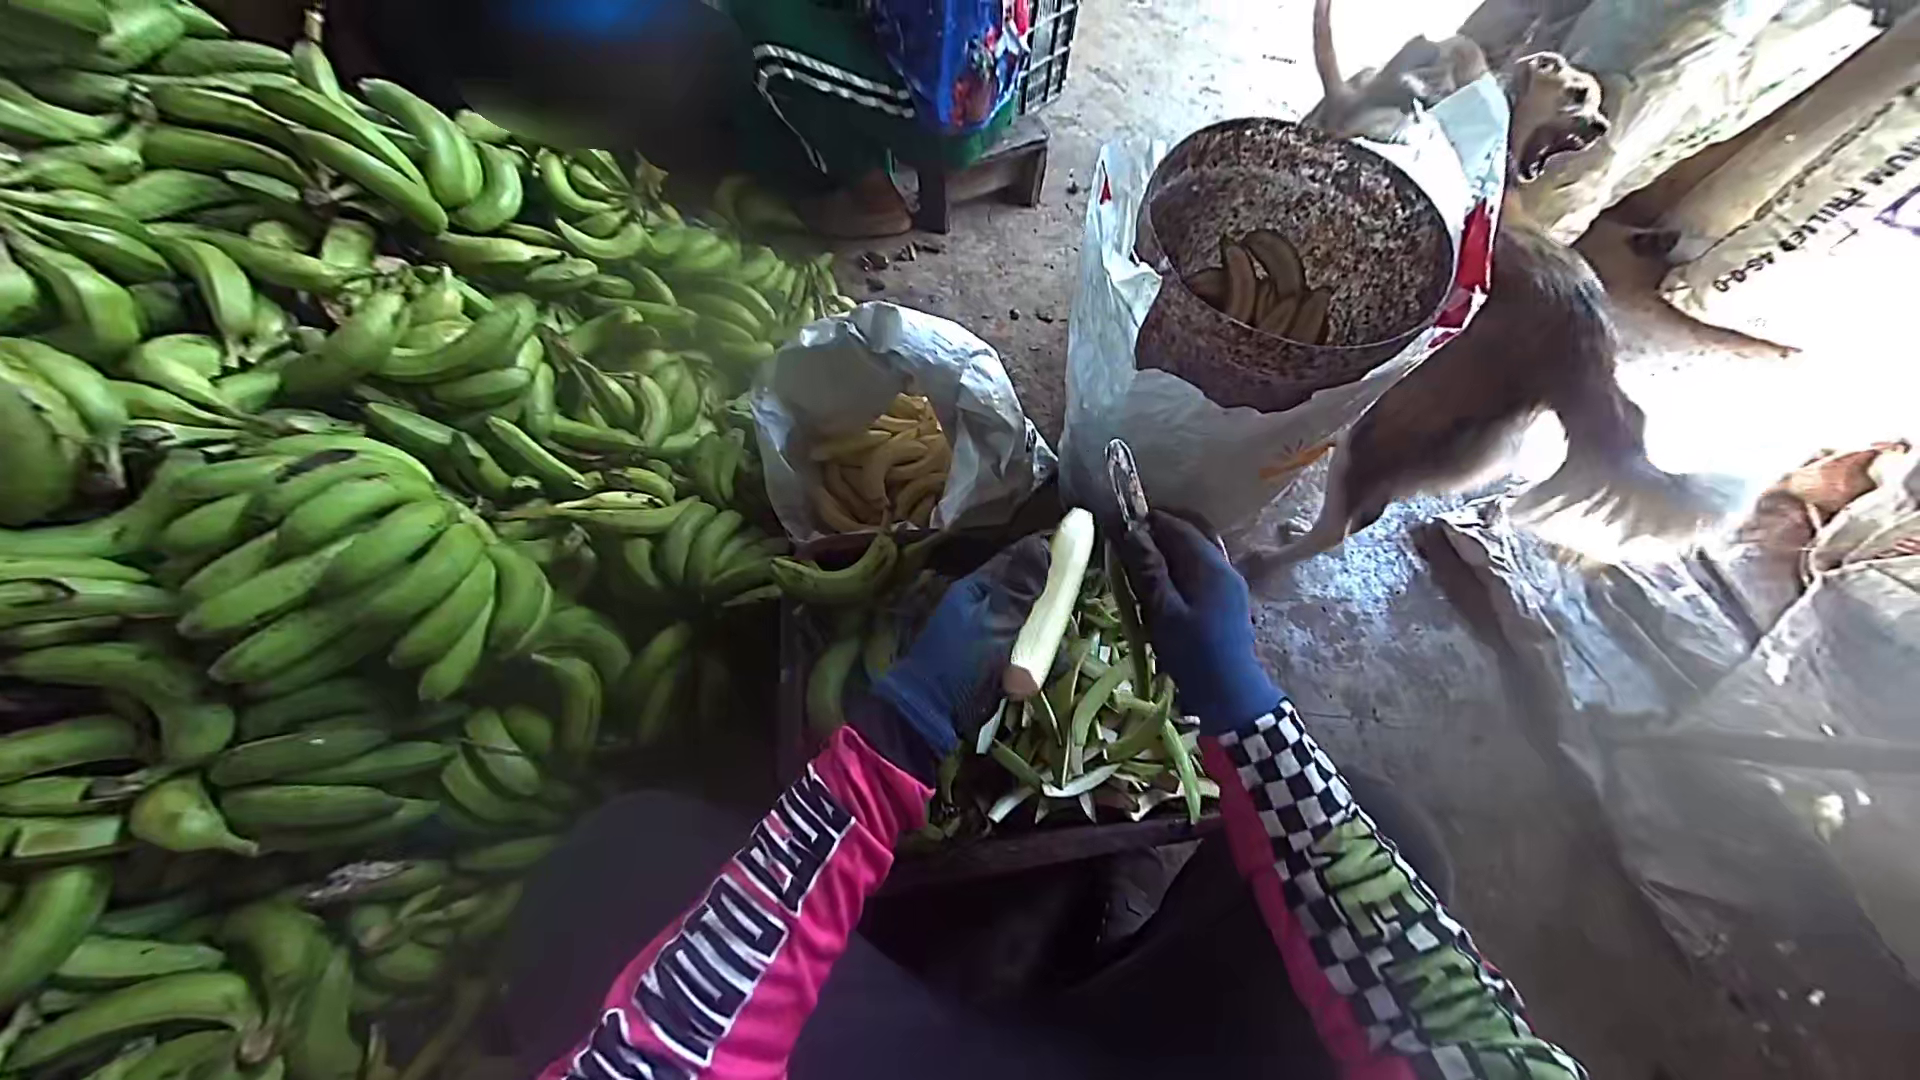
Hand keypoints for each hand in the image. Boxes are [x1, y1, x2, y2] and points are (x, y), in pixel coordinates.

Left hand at [871, 536, 1050, 763]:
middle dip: (1050, 607)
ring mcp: (994, 634)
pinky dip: (1037, 663)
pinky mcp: (1000, 660)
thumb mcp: (995, 621)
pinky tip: (1037, 676)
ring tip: (1047, 655)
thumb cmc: (962, 661)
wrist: (934, 714)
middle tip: (1061, 619)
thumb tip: (1041, 544)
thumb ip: (1020, 588)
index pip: (1017, 559)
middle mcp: (988, 606)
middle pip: (1031, 593)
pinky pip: (1029, 653)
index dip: (1045, 555)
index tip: (1075, 557)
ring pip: (1035, 625)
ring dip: (1045, 639)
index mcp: (979, 587)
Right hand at [1118, 511, 1279, 733]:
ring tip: (1142, 554)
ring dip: (1171, 546)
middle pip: (1192, 534)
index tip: (1123, 519)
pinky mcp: (1227, 598)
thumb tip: (1133, 532)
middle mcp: (1225, 568)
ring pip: (1198, 550)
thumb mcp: (1163, 611)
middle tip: (1130, 535)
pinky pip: (1202, 567)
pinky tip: (1163, 576)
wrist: (1229, 692)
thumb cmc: (1192, 653)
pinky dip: (1181, 562)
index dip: (1151, 520)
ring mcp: (1229, 583)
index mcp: (1211, 568)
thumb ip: (1150, 570)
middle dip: (1161, 529)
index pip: (1179, 528)